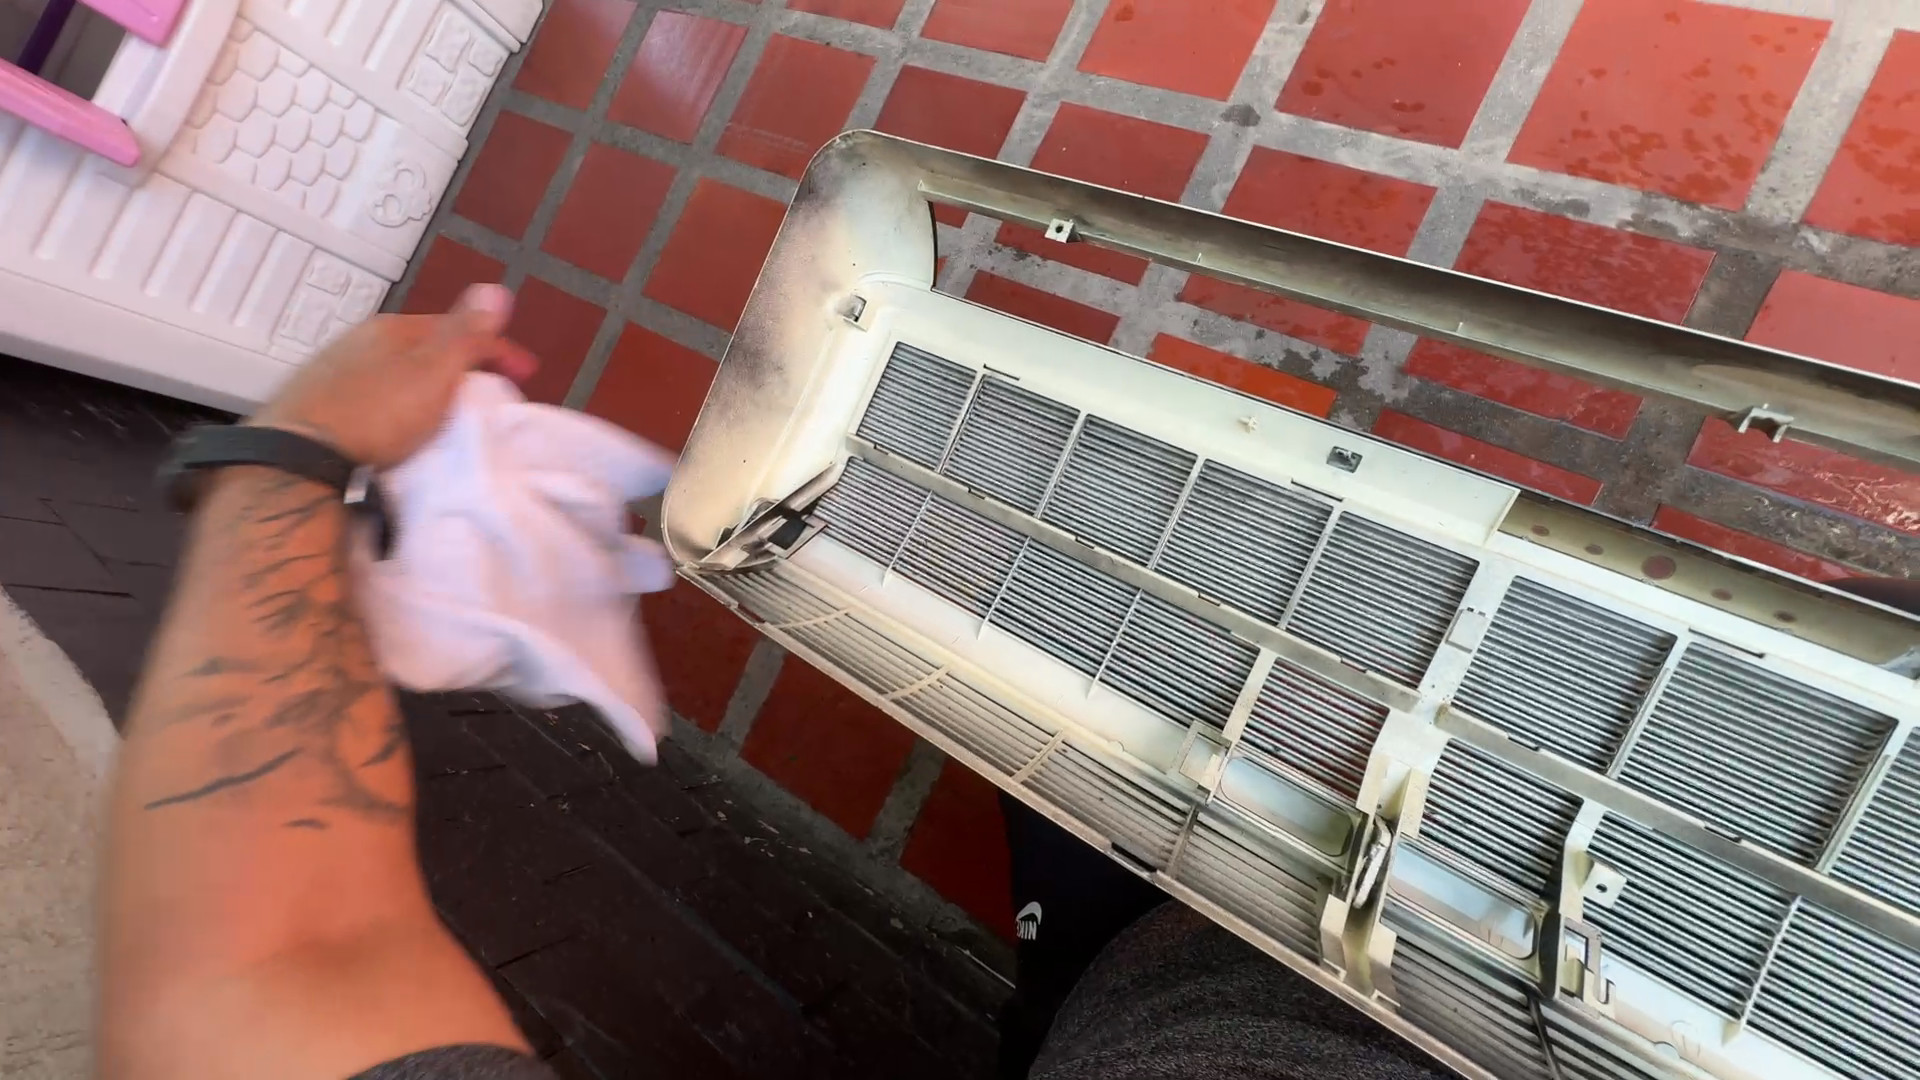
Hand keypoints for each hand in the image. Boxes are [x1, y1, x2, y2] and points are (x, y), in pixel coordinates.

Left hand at [249, 284, 536, 467]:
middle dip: (468, 364)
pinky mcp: (327, 399)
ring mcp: (341, 368)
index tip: (528, 374)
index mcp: (393, 328)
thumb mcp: (435, 370)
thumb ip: (467, 334)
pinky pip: (387, 390)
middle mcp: (364, 340)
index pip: (460, 328)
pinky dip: (412, 398)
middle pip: (432, 347)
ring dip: (438, 382)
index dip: (500, 348)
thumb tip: (496, 289)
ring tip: (459, 407)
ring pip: (407, 368)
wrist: (302, 455)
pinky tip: (415, 418)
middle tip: (495, 392)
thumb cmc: (379, 412)